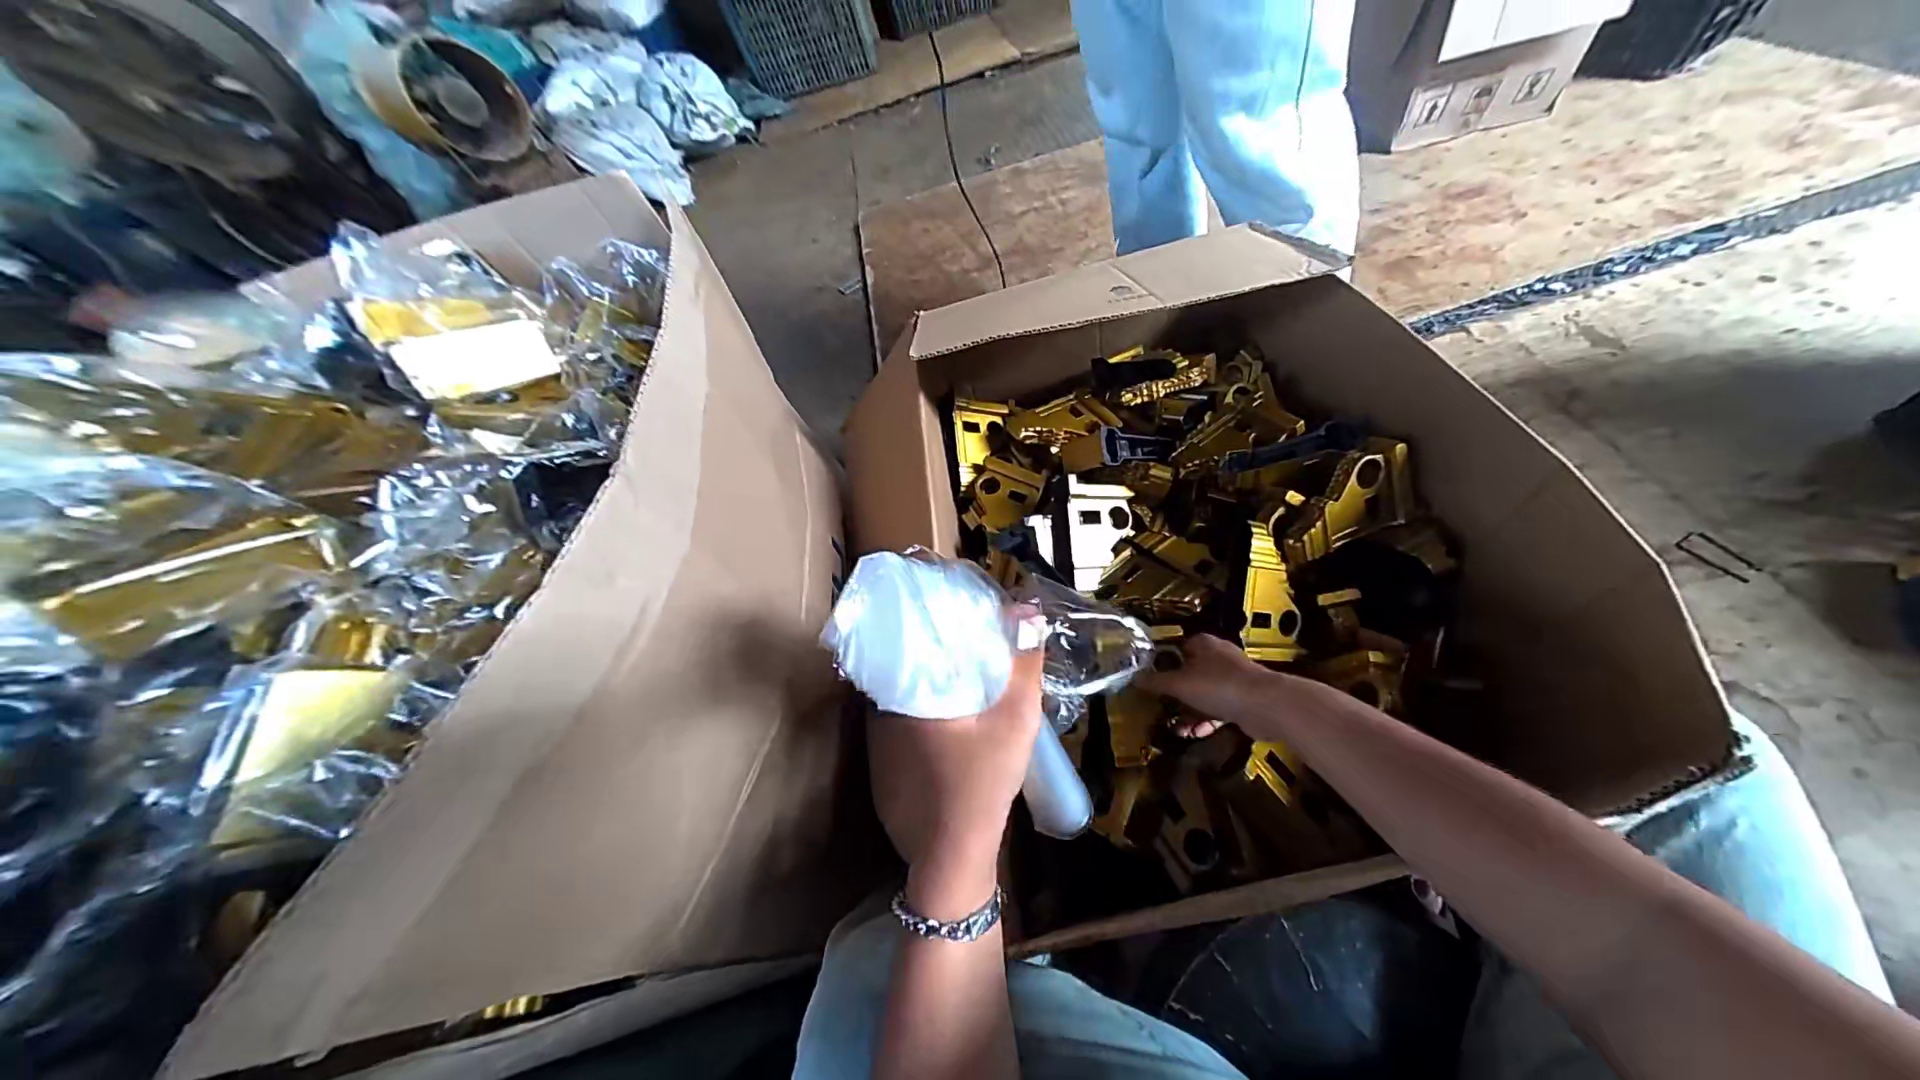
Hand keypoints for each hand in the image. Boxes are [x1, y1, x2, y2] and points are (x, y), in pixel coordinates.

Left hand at [868, 619, 1042, 917]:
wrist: (953, 858)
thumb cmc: (981, 784)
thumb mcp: (1015, 722)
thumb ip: (1023, 666)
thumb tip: (1027, 610)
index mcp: (902, 694)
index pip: (909, 640)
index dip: (934, 625)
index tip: (958, 617)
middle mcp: (877, 713)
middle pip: (905, 666)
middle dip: (933, 654)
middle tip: (965, 646)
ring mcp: (874, 744)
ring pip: (900, 697)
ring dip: (924, 686)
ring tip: (956, 675)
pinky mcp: (879, 768)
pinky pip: (897, 726)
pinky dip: (917, 717)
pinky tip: (944, 723)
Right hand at [1136, 634, 1317, 739]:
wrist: (1266, 706)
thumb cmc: (1219, 686)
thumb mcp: (1179, 684)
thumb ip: (1155, 682)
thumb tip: (1135, 678)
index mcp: (1202, 644)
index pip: (1176, 648)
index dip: (1162, 664)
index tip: (1150, 680)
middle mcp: (1218, 658)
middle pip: (1188, 674)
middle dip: (1175, 695)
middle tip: (1163, 709)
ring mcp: (1232, 679)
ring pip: (1203, 695)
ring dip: (1189, 713)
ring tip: (1178, 730)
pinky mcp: (1243, 700)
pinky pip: (1218, 709)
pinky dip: (1206, 720)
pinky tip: (1197, 733)